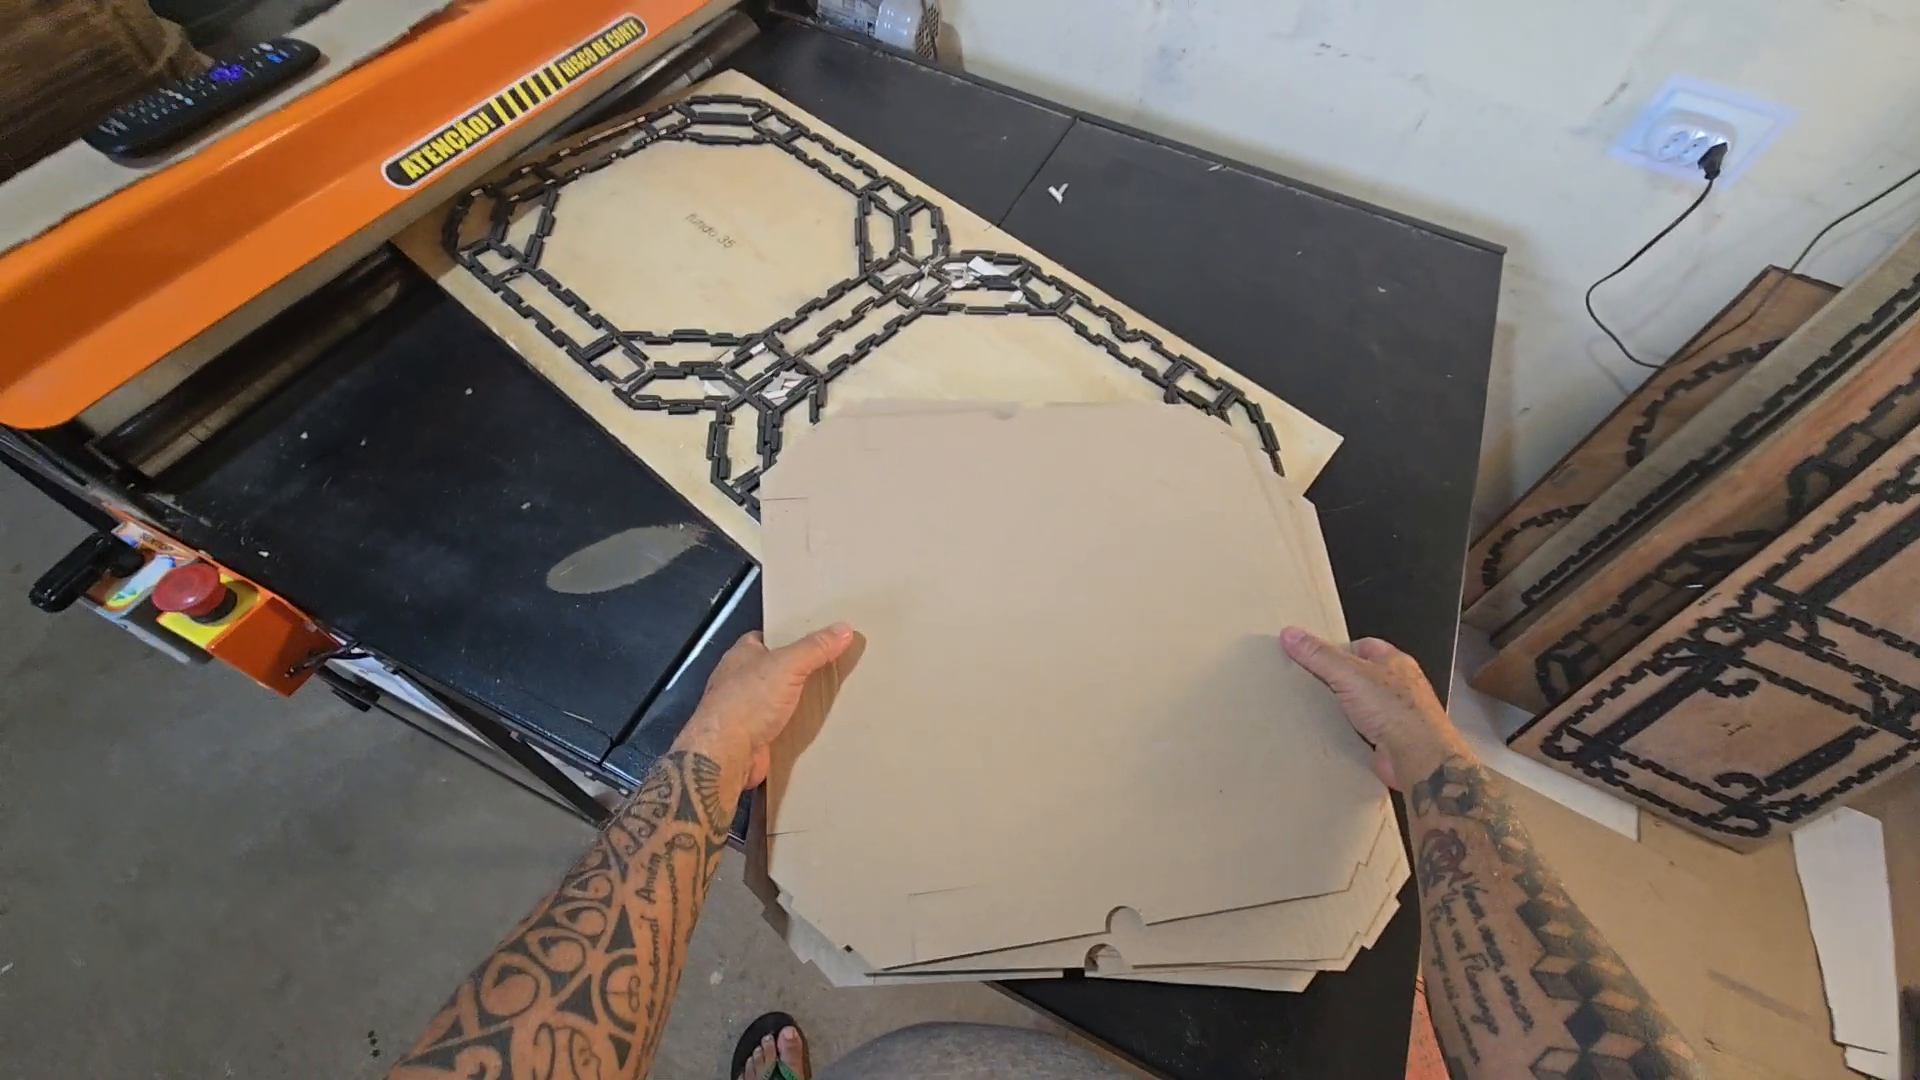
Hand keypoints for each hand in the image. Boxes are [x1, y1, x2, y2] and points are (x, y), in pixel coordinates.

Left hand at [678, 624, 855, 787]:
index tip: (815, 637)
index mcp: (741, 655)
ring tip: (829, 694)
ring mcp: (744, 710)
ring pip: (777, 698)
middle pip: (774, 668)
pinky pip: (780, 725)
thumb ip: (815, 647)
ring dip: (797, 699)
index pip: (766, 637)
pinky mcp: (753, 736)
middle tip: (829, 666)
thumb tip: (844, 628)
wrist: (727, 755)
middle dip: (798, 669)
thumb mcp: (788, 665)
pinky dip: (795, 725)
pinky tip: (816, 725)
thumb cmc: (748, 701)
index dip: (788, 635)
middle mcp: (739, 680)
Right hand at [1281, 627, 1473, 790]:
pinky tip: (1334, 729)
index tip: (1314, 654)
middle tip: (1312, 680)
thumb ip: (1319, 654)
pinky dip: (1349, 727)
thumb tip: (1291, 634)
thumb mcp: (1348, 674)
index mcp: (1395, 662)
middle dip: (1338, 678)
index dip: (1338, 648)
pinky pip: (1364, 726)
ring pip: (1362, 701)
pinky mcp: (1391, 736)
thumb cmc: (1397, 711)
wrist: (1419, 758)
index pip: (1363, 645)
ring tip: (1317, 705)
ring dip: (1343, 705)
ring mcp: (1397, 712)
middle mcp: (1400, 685)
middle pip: (1361, 673)